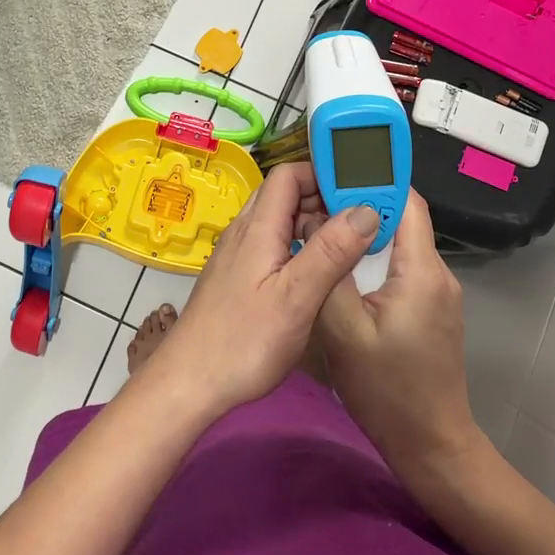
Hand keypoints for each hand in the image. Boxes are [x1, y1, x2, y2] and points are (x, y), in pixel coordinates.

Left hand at [139, 162, 380, 415]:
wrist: (190, 381)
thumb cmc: (244, 340)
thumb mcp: (297, 296)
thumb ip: (330, 251)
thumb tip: (364, 208)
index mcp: (258, 228)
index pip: (288, 175)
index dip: (323, 173)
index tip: (359, 187)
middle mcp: (244, 233)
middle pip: (283, 195)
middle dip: (323, 197)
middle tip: (363, 217)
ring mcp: (237, 256)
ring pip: (278, 221)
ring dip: (312, 222)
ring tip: (349, 243)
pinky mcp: (236, 278)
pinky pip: (272, 245)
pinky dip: (298, 245)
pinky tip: (317, 272)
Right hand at [313, 190, 481, 476]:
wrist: (431, 446)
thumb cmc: (387, 390)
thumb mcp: (344, 332)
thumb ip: (329, 271)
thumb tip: (316, 221)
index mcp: (421, 270)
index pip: (405, 200)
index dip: (371, 177)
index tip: (330, 168)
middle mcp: (437, 273)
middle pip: (401, 218)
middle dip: (358, 202)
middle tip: (313, 198)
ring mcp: (436, 293)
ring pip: (398, 243)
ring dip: (363, 231)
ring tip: (319, 226)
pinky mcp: (429, 309)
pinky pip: (400, 267)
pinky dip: (372, 257)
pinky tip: (340, 266)